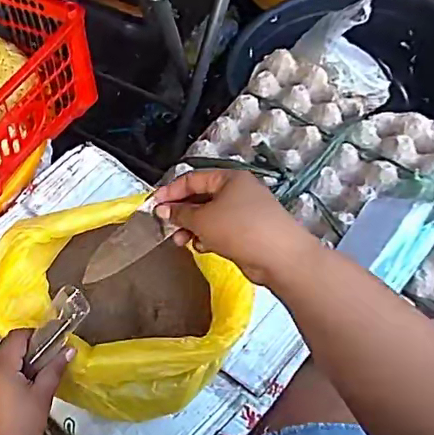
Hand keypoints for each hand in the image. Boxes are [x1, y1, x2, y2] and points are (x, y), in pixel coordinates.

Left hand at [0, 329, 70, 434]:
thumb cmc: (20, 425)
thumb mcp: (42, 396)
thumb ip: (54, 370)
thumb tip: (68, 350)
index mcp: (1, 365)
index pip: (18, 335)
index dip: (38, 336)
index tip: (55, 345)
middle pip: (10, 346)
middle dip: (31, 349)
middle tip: (51, 362)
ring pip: (4, 360)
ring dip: (23, 362)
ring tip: (42, 377)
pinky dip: (13, 374)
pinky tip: (27, 390)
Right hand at [153, 168, 323, 286]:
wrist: (279, 256)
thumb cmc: (241, 229)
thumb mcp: (203, 219)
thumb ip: (180, 213)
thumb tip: (163, 210)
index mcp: (229, 178)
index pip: (192, 179)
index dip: (171, 191)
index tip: (154, 204)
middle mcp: (237, 192)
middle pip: (200, 198)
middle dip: (181, 213)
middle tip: (166, 225)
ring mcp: (243, 212)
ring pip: (208, 217)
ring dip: (192, 228)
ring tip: (181, 241)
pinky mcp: (246, 232)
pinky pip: (219, 231)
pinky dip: (207, 238)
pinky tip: (202, 247)